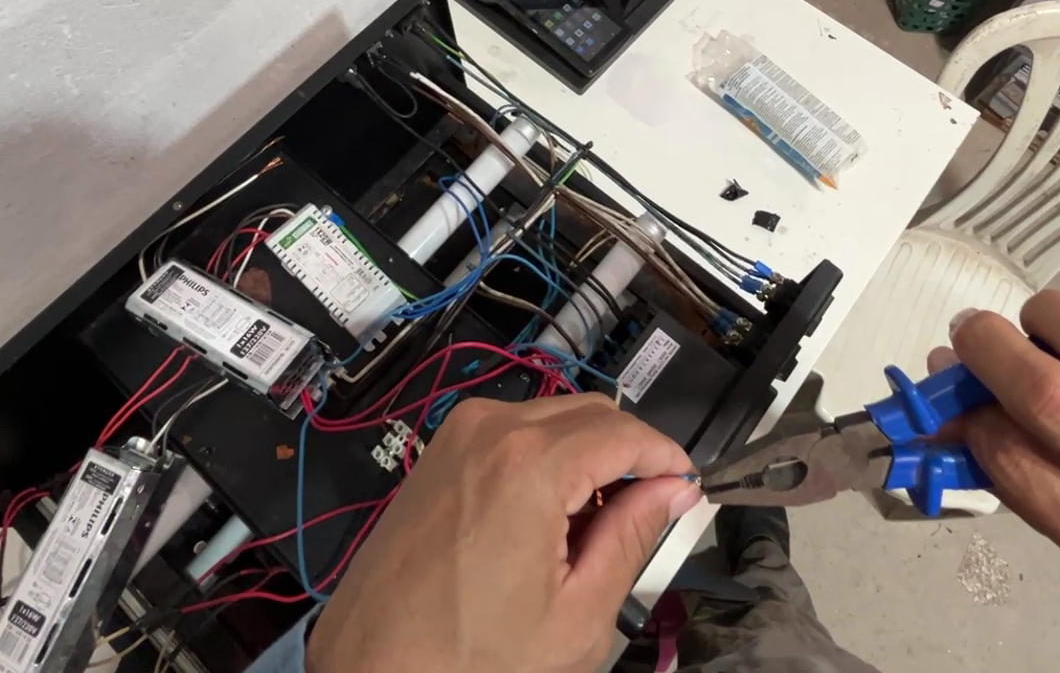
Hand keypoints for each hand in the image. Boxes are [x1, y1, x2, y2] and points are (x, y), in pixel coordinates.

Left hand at [306, 394, 702, 672]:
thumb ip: (633, 537)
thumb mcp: (576, 616)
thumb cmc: (475, 657)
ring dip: (590, 451)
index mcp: (530, 462)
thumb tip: (674, 490)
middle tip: (649, 508)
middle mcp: (494, 425)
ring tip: (597, 520)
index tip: (688, 485)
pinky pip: (516, 427)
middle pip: (592, 412)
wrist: (371, 668)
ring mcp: (462, 429)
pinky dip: (549, 452)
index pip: (624, 432)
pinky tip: (550, 508)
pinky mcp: (444, 445)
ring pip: (556, 416)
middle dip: (630, 451)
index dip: (665, 455)